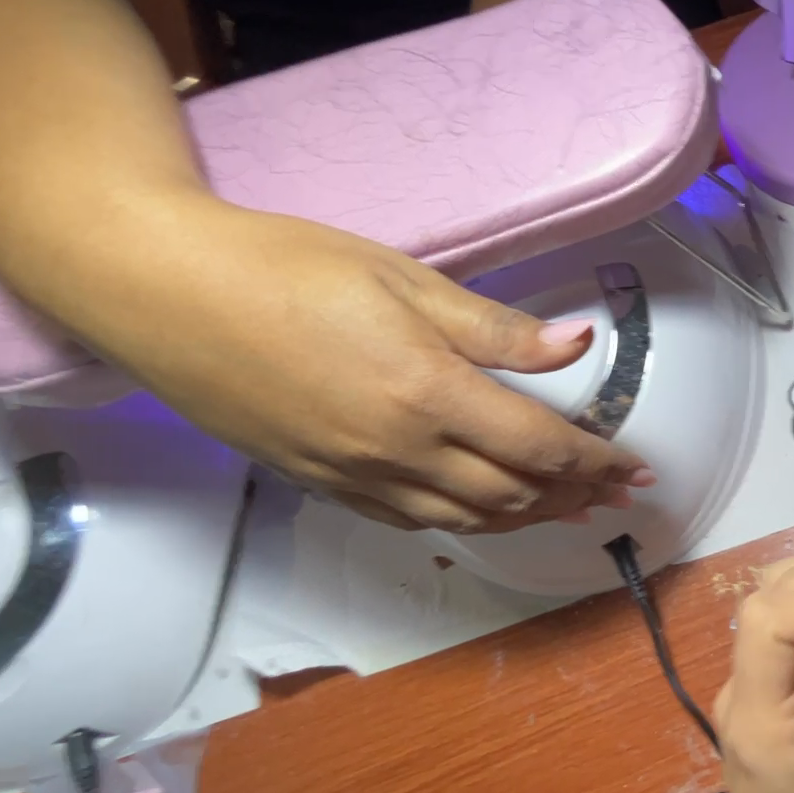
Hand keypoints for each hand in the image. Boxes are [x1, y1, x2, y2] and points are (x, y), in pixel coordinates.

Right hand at [78, 203, 649, 532]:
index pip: (543, 446)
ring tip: (569, 511)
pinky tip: (488, 513)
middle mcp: (397, 450)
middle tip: (614, 493)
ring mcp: (353, 475)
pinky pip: (410, 521)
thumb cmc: (292, 270)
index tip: (636, 470)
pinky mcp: (317, 482)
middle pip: (513, 493)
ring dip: (528, 518)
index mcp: (430, 395)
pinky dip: (467, 523)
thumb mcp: (412, 284)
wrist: (157, 288)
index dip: (599, 463)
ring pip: (467, 518)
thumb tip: (581, 342)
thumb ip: (502, 329)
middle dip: (575, 495)